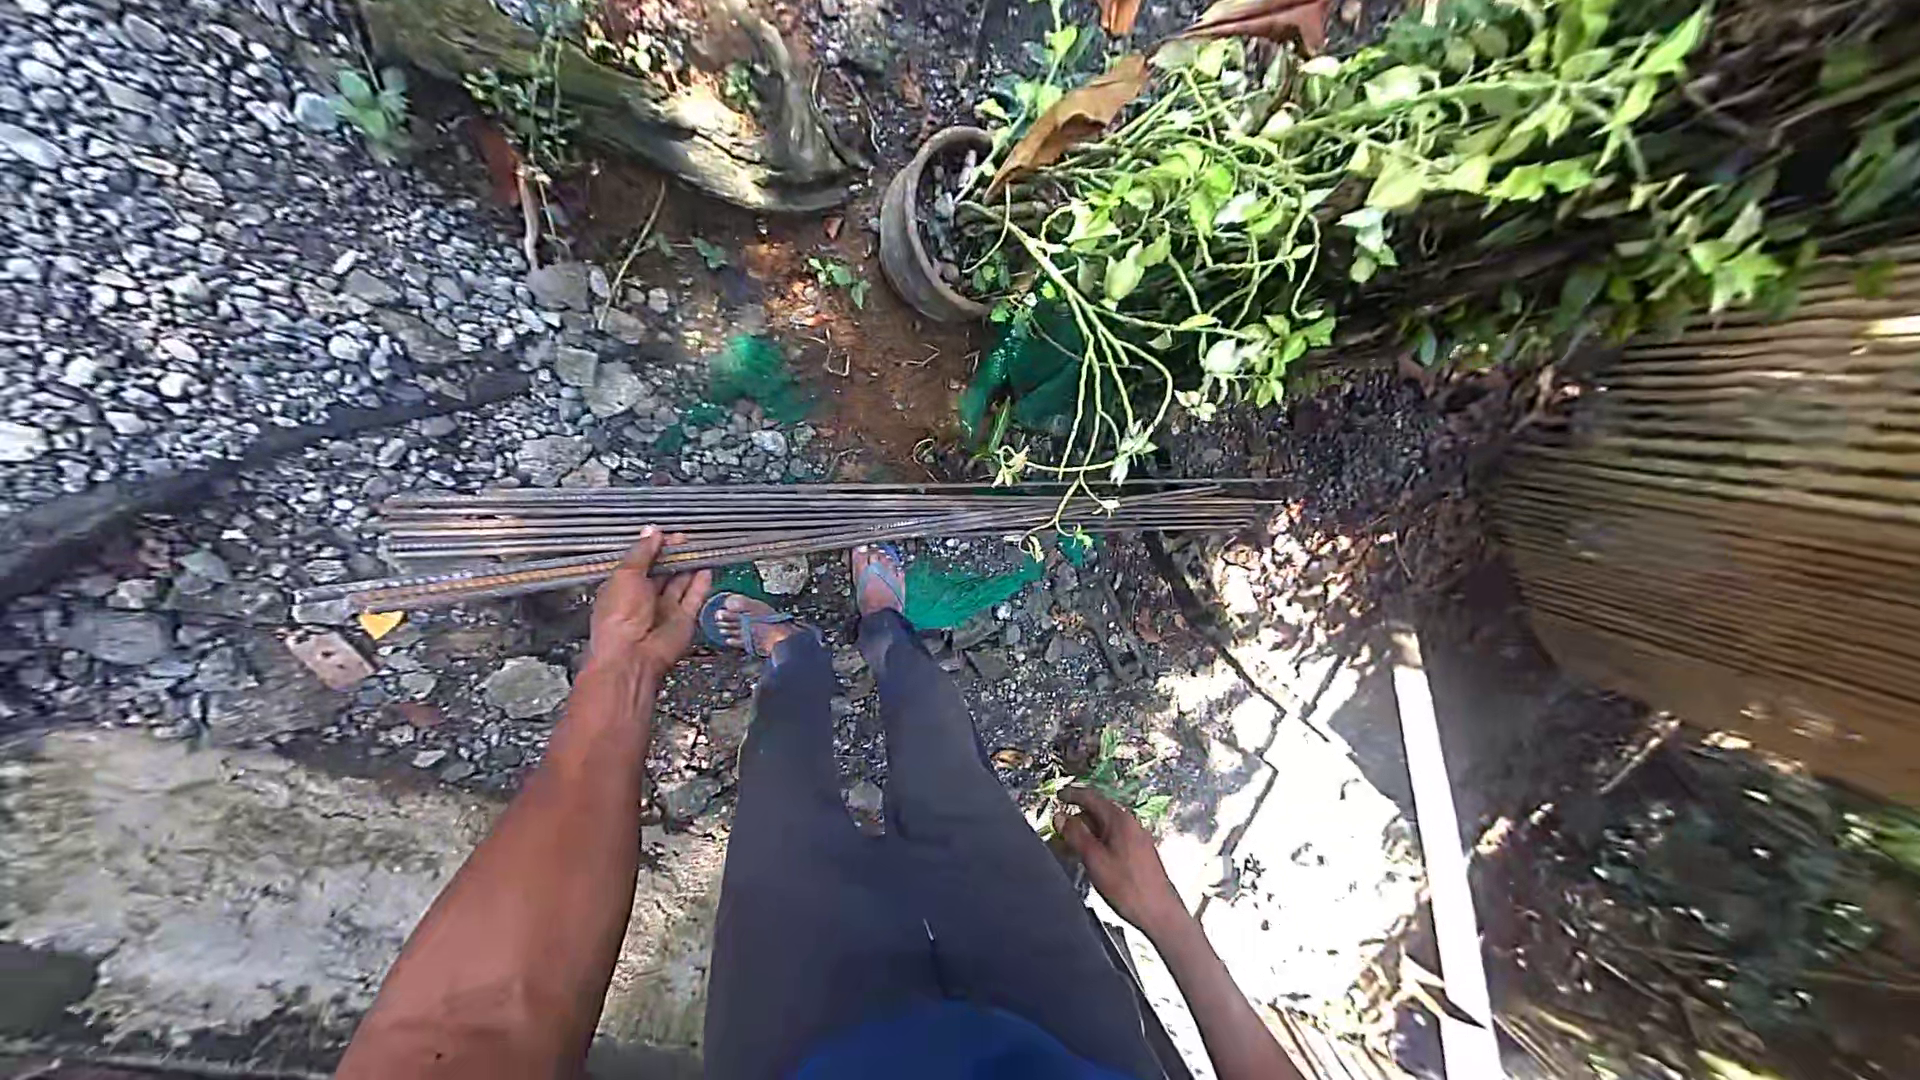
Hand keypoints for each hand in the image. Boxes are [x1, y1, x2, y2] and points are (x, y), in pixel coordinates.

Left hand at [588, 528, 712, 677]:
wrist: (633, 655)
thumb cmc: (619, 618)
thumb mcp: (626, 575)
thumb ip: (642, 553)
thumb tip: (652, 533)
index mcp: (624, 587)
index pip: (643, 562)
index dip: (656, 548)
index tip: (668, 535)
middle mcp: (645, 598)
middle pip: (664, 571)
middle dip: (676, 556)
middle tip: (688, 541)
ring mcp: (665, 609)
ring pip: (681, 583)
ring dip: (691, 567)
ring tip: (701, 550)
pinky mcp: (683, 619)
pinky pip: (694, 598)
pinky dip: (701, 584)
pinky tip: (706, 570)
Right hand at [1056, 787, 1187, 936]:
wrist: (1161, 915)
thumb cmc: (1126, 886)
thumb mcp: (1094, 859)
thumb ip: (1075, 835)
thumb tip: (1060, 816)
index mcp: (1119, 819)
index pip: (1091, 797)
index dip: (1072, 794)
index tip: (1057, 796)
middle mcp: (1130, 822)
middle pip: (1098, 812)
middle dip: (1077, 819)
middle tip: (1059, 832)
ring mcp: (1137, 837)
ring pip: (1105, 827)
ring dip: (1086, 833)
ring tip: (1070, 848)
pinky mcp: (1140, 852)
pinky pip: (1113, 838)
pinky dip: (1098, 842)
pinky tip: (1090, 858)